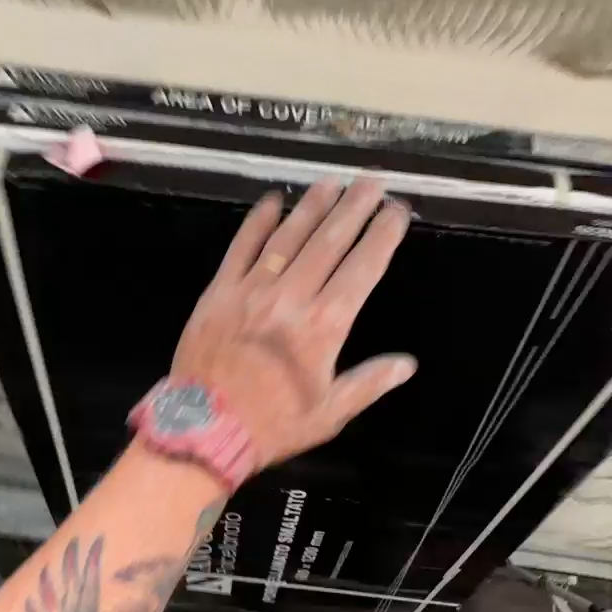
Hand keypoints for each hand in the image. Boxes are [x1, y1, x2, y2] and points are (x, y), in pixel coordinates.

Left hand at [172, 177, 417, 467]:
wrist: (203, 429)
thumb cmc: (271, 426)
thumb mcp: (329, 413)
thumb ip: (368, 383)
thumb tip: (407, 364)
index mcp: (323, 326)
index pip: (362, 269)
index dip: (382, 236)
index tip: (397, 212)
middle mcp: (291, 298)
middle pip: (329, 242)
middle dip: (354, 208)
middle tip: (371, 182)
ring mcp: (251, 290)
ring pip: (288, 237)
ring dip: (312, 206)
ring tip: (332, 183)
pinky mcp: (218, 292)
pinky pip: (241, 248)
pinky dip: (258, 222)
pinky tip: (273, 200)